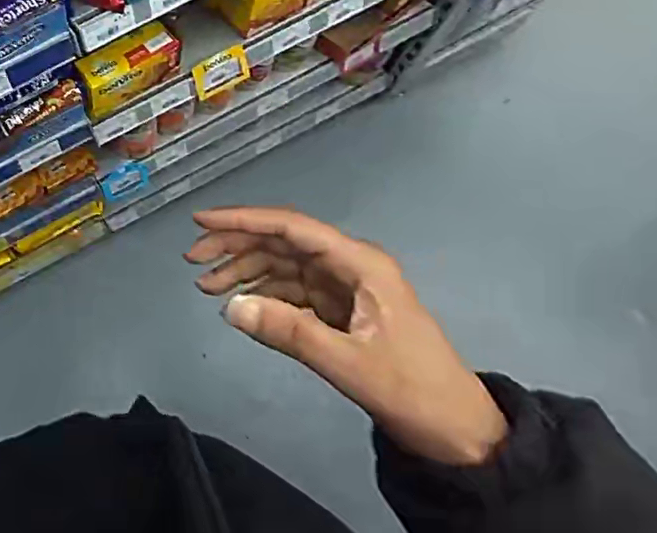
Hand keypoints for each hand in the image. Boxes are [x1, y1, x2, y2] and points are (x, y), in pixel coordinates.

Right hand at [185, 207, 508, 466]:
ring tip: (205, 285)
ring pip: (279, 263)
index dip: (243, 220)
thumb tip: (231, 307)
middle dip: (234, 245)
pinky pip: (288, 288)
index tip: (202, 220)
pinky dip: (259, 292)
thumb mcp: (351, 364)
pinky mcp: (336, 306)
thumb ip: (290, 332)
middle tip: (193, 259)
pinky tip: (237, 302)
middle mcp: (347, 264)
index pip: (290, 227)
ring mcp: (341, 285)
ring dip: (242, 270)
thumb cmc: (415, 392)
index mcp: (359, 263)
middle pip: (279, 241)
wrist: (462, 437)